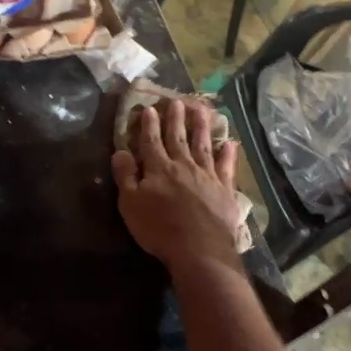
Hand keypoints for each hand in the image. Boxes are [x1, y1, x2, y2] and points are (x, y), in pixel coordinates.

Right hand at [111, 98, 243, 271]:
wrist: (199, 249)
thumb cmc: (159, 229)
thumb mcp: (130, 204)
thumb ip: (125, 176)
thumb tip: (120, 151)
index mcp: (159, 168)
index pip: (151, 141)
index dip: (149, 124)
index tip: (150, 108)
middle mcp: (184, 165)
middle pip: (179, 137)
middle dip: (176, 118)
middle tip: (177, 100)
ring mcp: (207, 176)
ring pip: (204, 145)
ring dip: (202, 126)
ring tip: (202, 109)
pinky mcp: (225, 190)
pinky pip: (227, 167)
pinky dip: (228, 154)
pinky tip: (230, 143)